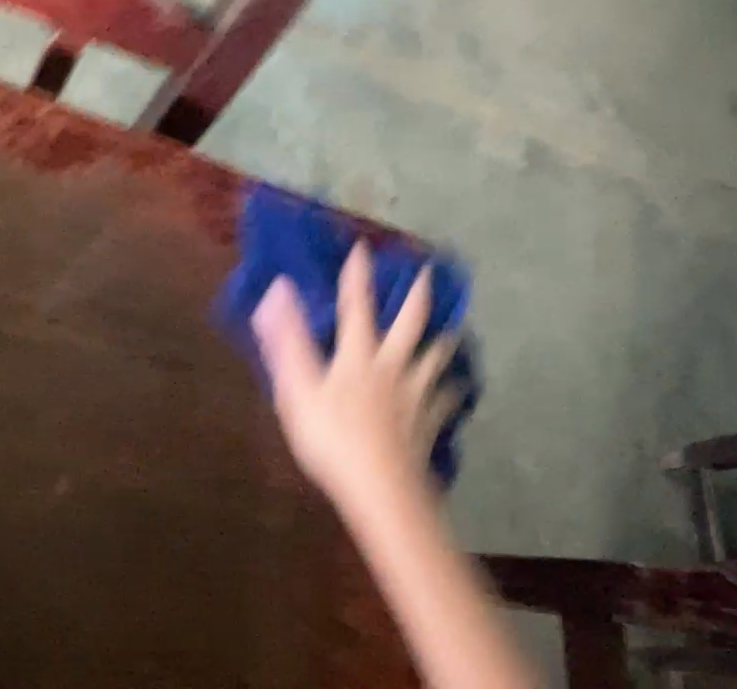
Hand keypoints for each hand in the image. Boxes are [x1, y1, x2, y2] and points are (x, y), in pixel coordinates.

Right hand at [250, 242, 462, 514]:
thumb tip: (278, 290)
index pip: (357, 306)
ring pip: (436, 359)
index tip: (363, 247)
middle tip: (429, 273)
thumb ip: (288, 339)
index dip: (358, 276)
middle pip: (410, 325)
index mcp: (358, 354)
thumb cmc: (332, 437)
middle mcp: (392, 366)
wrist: (381, 489)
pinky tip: (458, 390)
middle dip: (418, 297)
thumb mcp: (298, 388)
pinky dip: (452, 391)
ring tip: (455, 328)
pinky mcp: (429, 424)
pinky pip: (445, 402)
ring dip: (443, 341)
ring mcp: (415, 395)